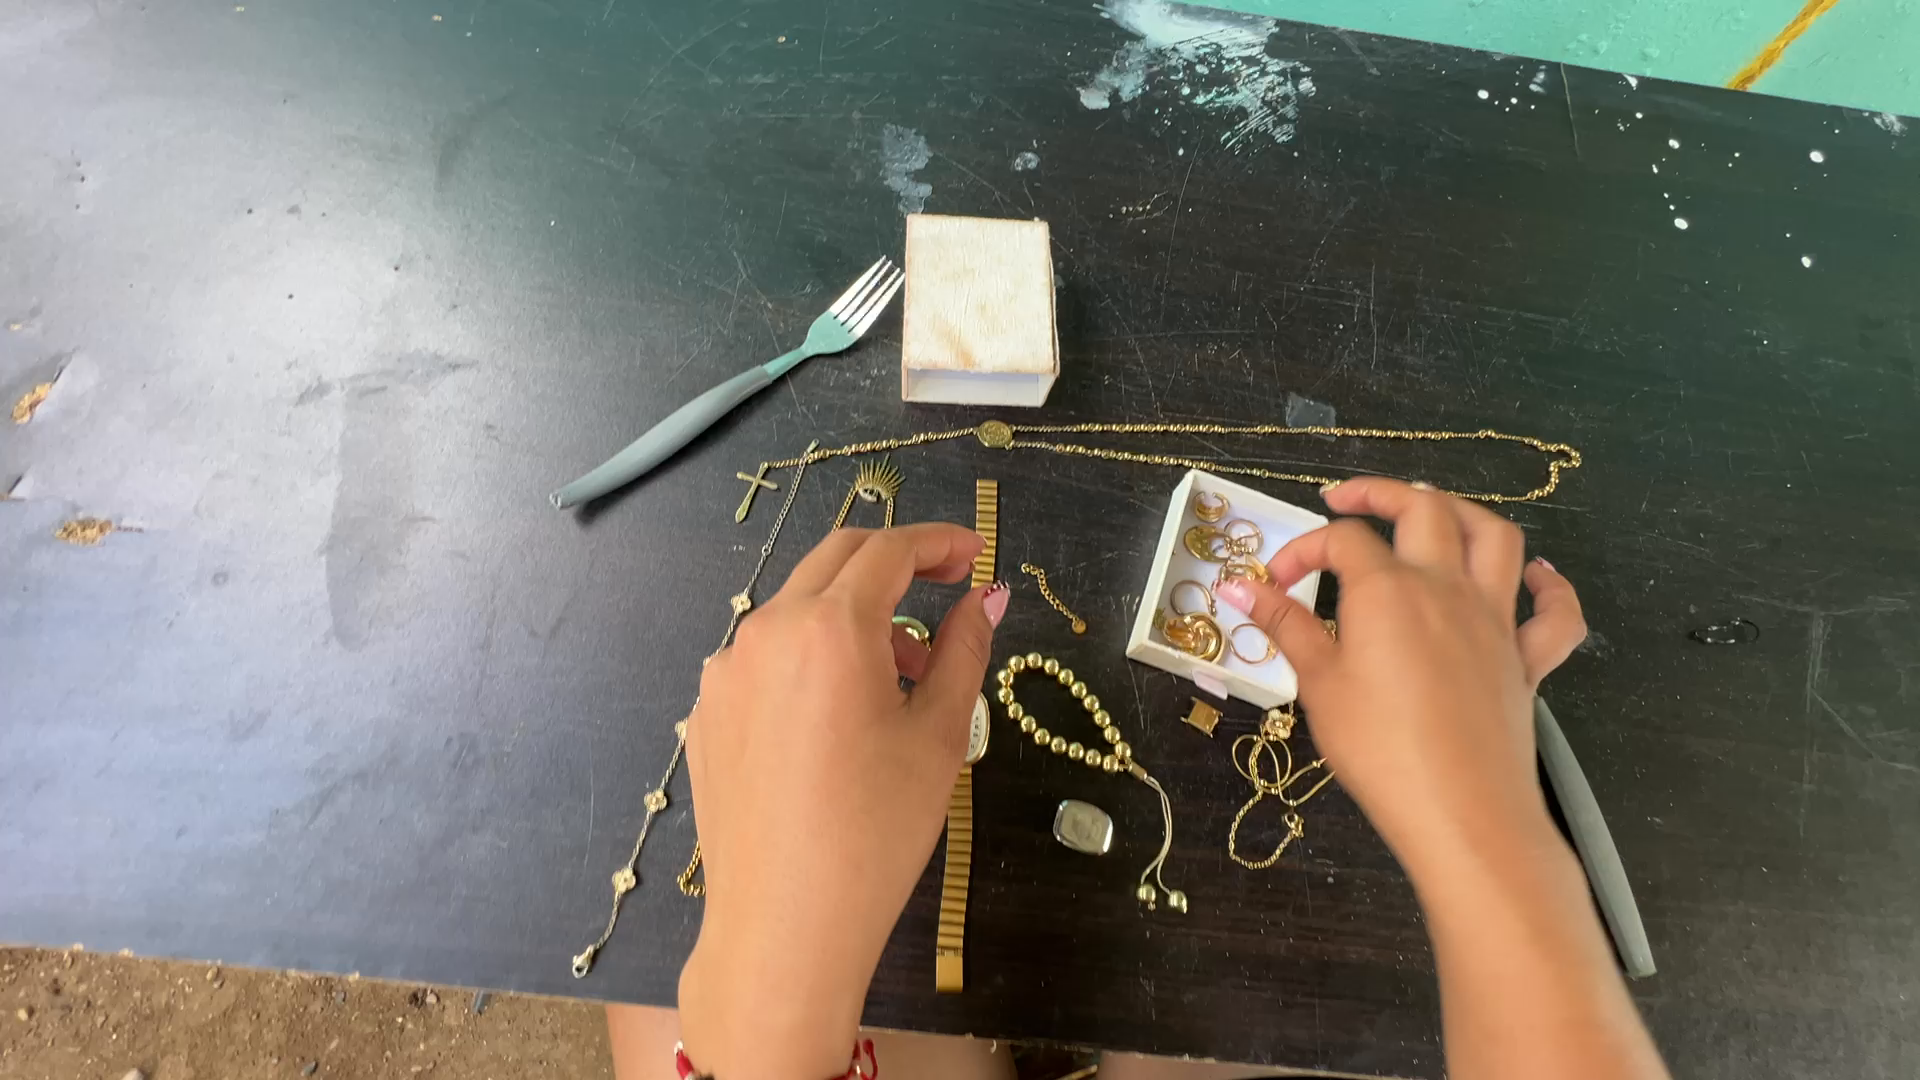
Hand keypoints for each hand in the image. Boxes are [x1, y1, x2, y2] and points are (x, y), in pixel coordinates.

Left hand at [677, 523, 1005, 1079]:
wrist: (783, 929)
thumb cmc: (878, 829)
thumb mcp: (941, 733)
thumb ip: (965, 646)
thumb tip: (990, 595)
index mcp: (828, 627)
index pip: (889, 550)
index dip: (938, 542)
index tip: (973, 556)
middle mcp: (765, 629)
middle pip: (838, 558)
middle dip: (897, 561)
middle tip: (946, 589)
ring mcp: (725, 668)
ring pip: (801, 604)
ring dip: (857, 612)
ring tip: (903, 672)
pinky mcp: (707, 707)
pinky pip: (768, 651)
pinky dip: (814, 651)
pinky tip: (840, 709)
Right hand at [1214, 478, 1587, 882]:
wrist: (1463, 814)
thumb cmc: (1377, 745)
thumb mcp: (1317, 681)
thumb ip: (1283, 624)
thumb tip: (1237, 585)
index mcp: (1388, 590)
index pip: (1341, 541)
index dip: (1300, 550)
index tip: (1272, 584)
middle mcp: (1446, 587)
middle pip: (1424, 509)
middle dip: (1379, 494)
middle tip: (1342, 500)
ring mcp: (1495, 620)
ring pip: (1496, 538)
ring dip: (1460, 512)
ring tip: (1427, 512)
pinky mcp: (1527, 659)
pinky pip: (1554, 612)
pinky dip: (1549, 585)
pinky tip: (1531, 577)